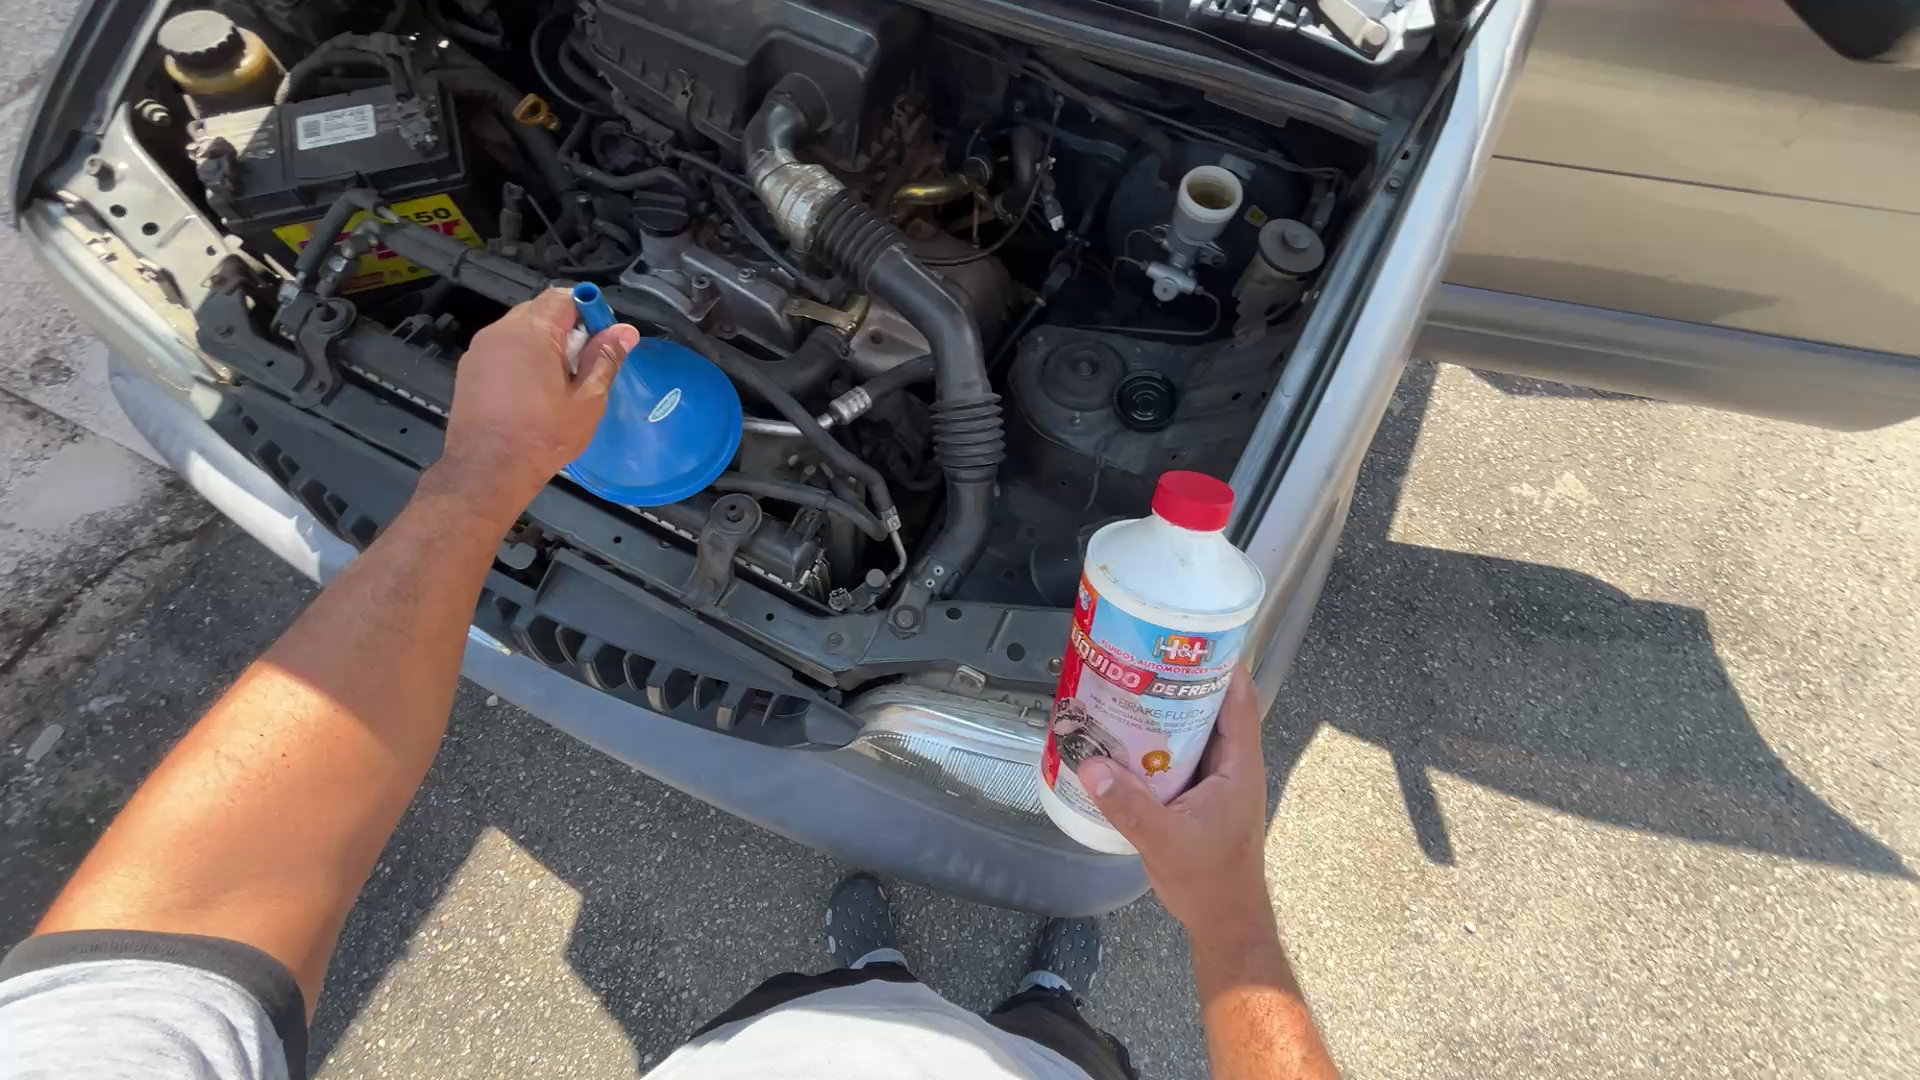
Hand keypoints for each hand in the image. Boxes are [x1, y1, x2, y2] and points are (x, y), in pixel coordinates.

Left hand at [431, 287, 637, 513]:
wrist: (490, 467)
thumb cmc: (545, 435)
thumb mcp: (588, 399)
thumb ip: (605, 358)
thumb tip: (626, 331)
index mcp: (532, 333)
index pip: (564, 297)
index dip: (589, 311)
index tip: (603, 339)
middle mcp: (501, 331)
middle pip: (541, 309)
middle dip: (568, 327)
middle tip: (585, 363)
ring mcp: (481, 348)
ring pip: (521, 328)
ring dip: (545, 342)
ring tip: (561, 380)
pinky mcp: (471, 366)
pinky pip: (504, 347)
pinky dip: (524, 356)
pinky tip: (535, 389)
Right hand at [1076, 665, 1271, 937]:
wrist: (1225, 922)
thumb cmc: (1209, 882)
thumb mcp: (1165, 842)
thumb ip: (1128, 807)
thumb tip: (1089, 765)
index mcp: (1239, 766)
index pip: (1239, 700)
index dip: (1220, 665)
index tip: (1189, 638)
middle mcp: (1232, 764)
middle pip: (1214, 707)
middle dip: (1180, 680)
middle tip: (1141, 658)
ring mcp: (1218, 779)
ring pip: (1195, 729)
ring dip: (1168, 709)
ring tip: (1128, 686)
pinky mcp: (1201, 793)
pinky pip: (1180, 752)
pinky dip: (1159, 738)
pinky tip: (1126, 735)